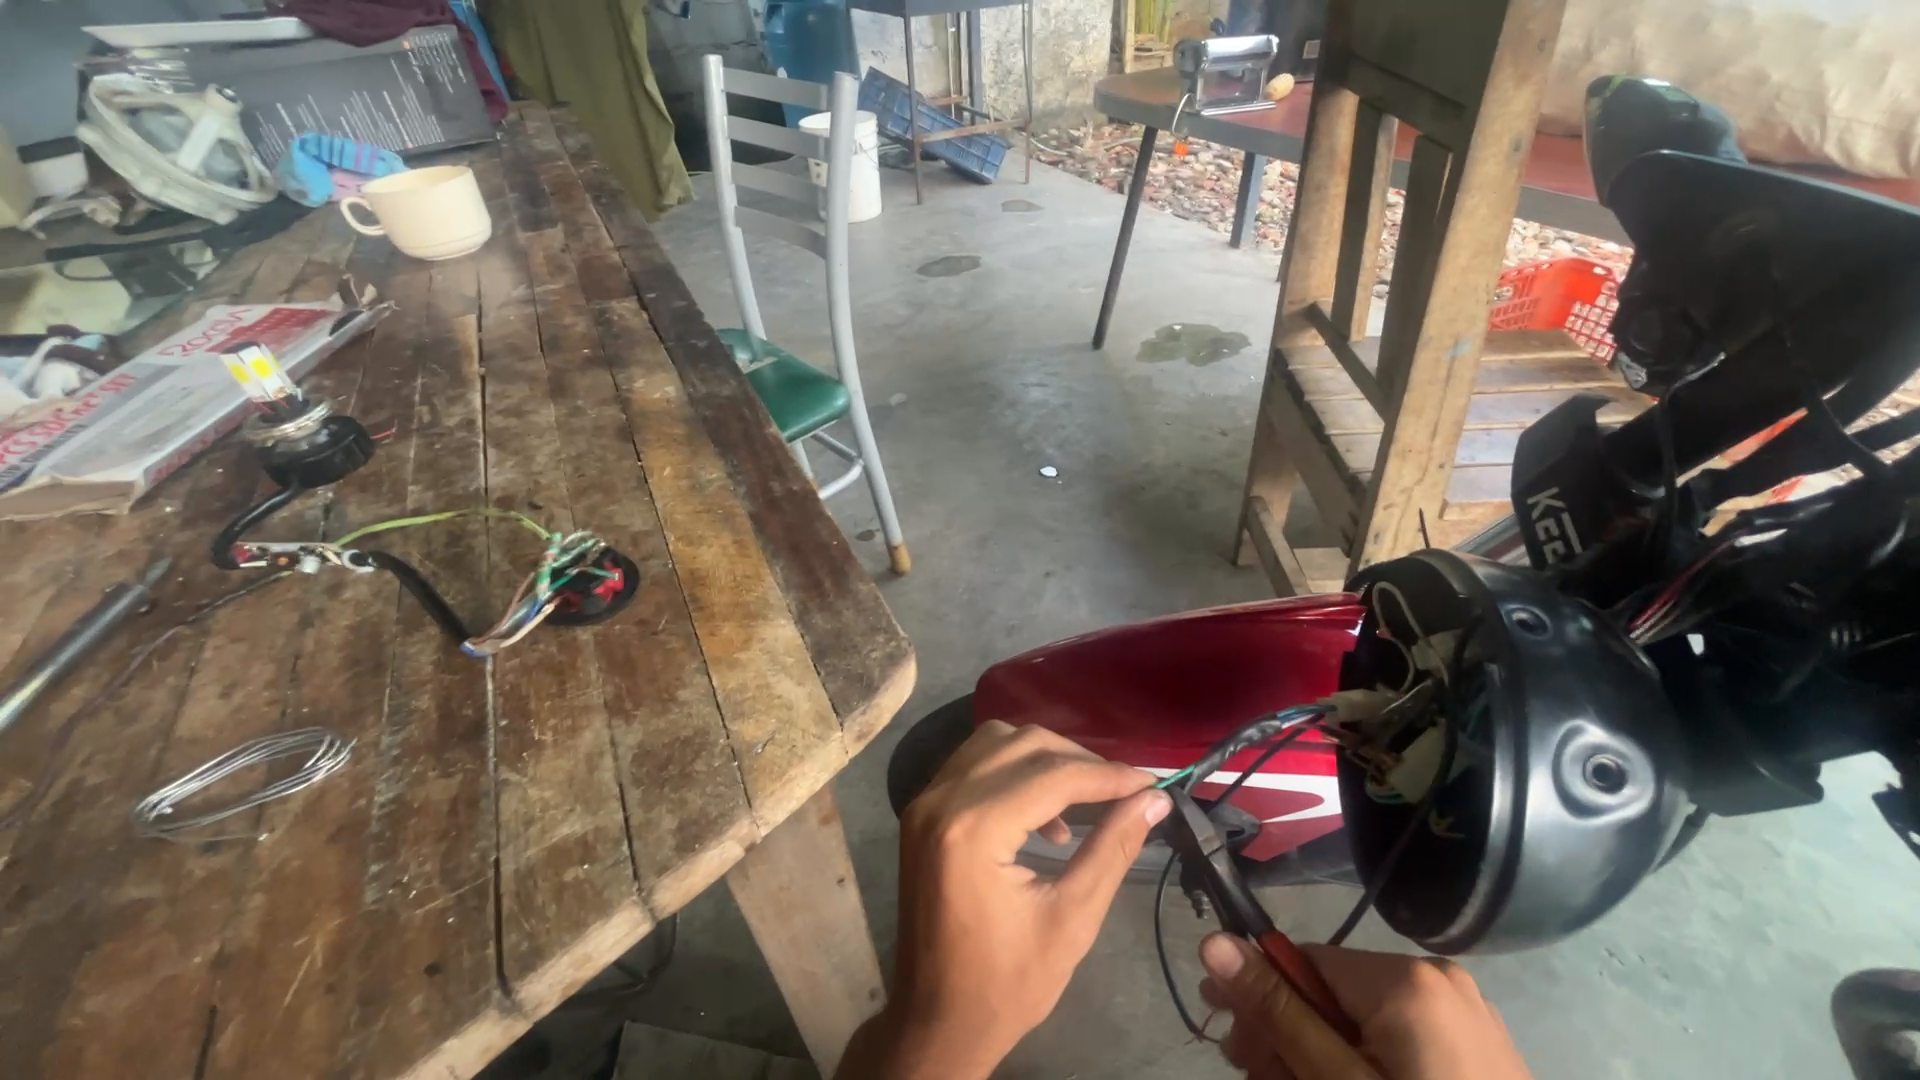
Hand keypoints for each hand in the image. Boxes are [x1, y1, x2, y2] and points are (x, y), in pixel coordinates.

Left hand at [837, 720, 1170, 1078]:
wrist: (936, 1020)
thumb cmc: (1007, 983)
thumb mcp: (1072, 919)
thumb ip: (1112, 848)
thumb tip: (1154, 801)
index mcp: (972, 829)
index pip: (1052, 775)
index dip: (1109, 776)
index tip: (1153, 784)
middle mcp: (940, 800)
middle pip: (1023, 745)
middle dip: (1081, 761)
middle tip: (1125, 792)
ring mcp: (924, 802)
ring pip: (996, 742)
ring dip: (1046, 759)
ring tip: (1084, 800)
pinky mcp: (922, 811)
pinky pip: (974, 763)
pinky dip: (1014, 770)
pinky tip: (1044, 816)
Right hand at [1198, 934, 1533, 1079]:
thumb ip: (1277, 1012)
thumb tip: (1213, 940)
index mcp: (1405, 978)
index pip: (1301, 961)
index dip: (1261, 1003)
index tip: (1236, 1052)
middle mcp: (1438, 979)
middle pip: (1330, 992)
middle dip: (1288, 1036)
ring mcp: (1465, 1015)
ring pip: (1361, 1018)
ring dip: (1320, 1054)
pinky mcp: (1478, 1049)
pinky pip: (1399, 1037)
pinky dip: (1364, 1063)